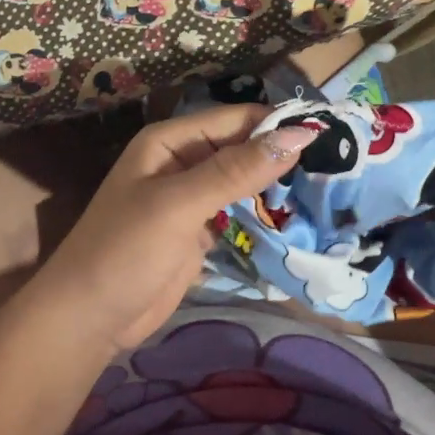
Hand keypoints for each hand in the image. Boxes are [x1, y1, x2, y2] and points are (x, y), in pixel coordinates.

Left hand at [18, 103, 315, 350]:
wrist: (90, 314)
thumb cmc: (127, 249)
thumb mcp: (181, 204)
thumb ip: (235, 171)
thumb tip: (297, 134)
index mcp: (168, 141)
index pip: (233, 120)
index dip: (278, 123)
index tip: (334, 131)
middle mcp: (179, 161)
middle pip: (239, 146)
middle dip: (281, 151)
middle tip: (343, 160)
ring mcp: (188, 198)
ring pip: (240, 179)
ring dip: (275, 180)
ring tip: (333, 181)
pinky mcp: (195, 231)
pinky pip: (235, 210)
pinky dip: (262, 210)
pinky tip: (299, 212)